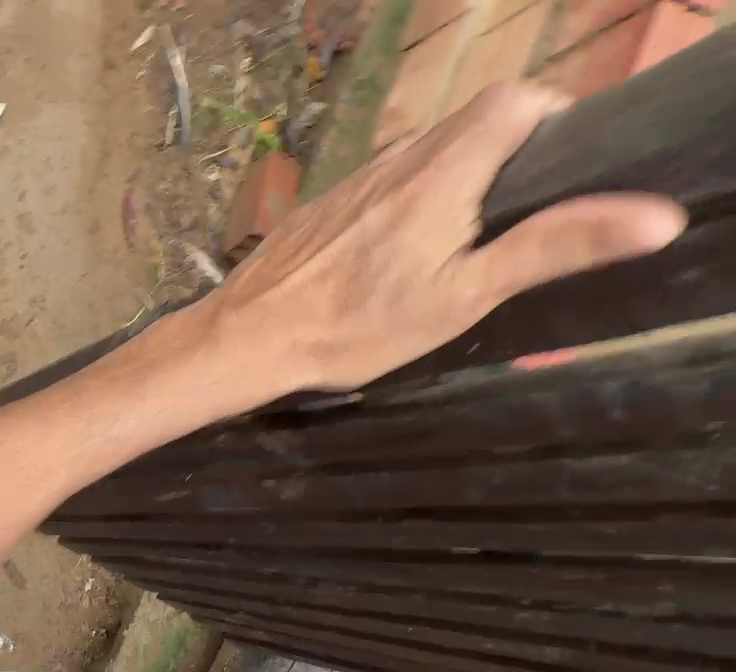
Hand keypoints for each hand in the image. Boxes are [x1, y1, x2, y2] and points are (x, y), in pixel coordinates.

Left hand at [199, 82, 686, 393]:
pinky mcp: (314, 213)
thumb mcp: (460, 296)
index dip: (549, 119)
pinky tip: (384, 257)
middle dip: (503, 155)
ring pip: (416, 159)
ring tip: (448, 242)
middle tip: (508, 216)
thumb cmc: (349, 326)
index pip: (514, 101)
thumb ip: (550, 247)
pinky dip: (396, 206)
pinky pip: (372, 190)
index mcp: (438, 174)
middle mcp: (390, 166)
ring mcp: (345, 188)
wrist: (241, 342)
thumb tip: (657, 214)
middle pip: (466, 126)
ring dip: (447, 182)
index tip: (558, 167)